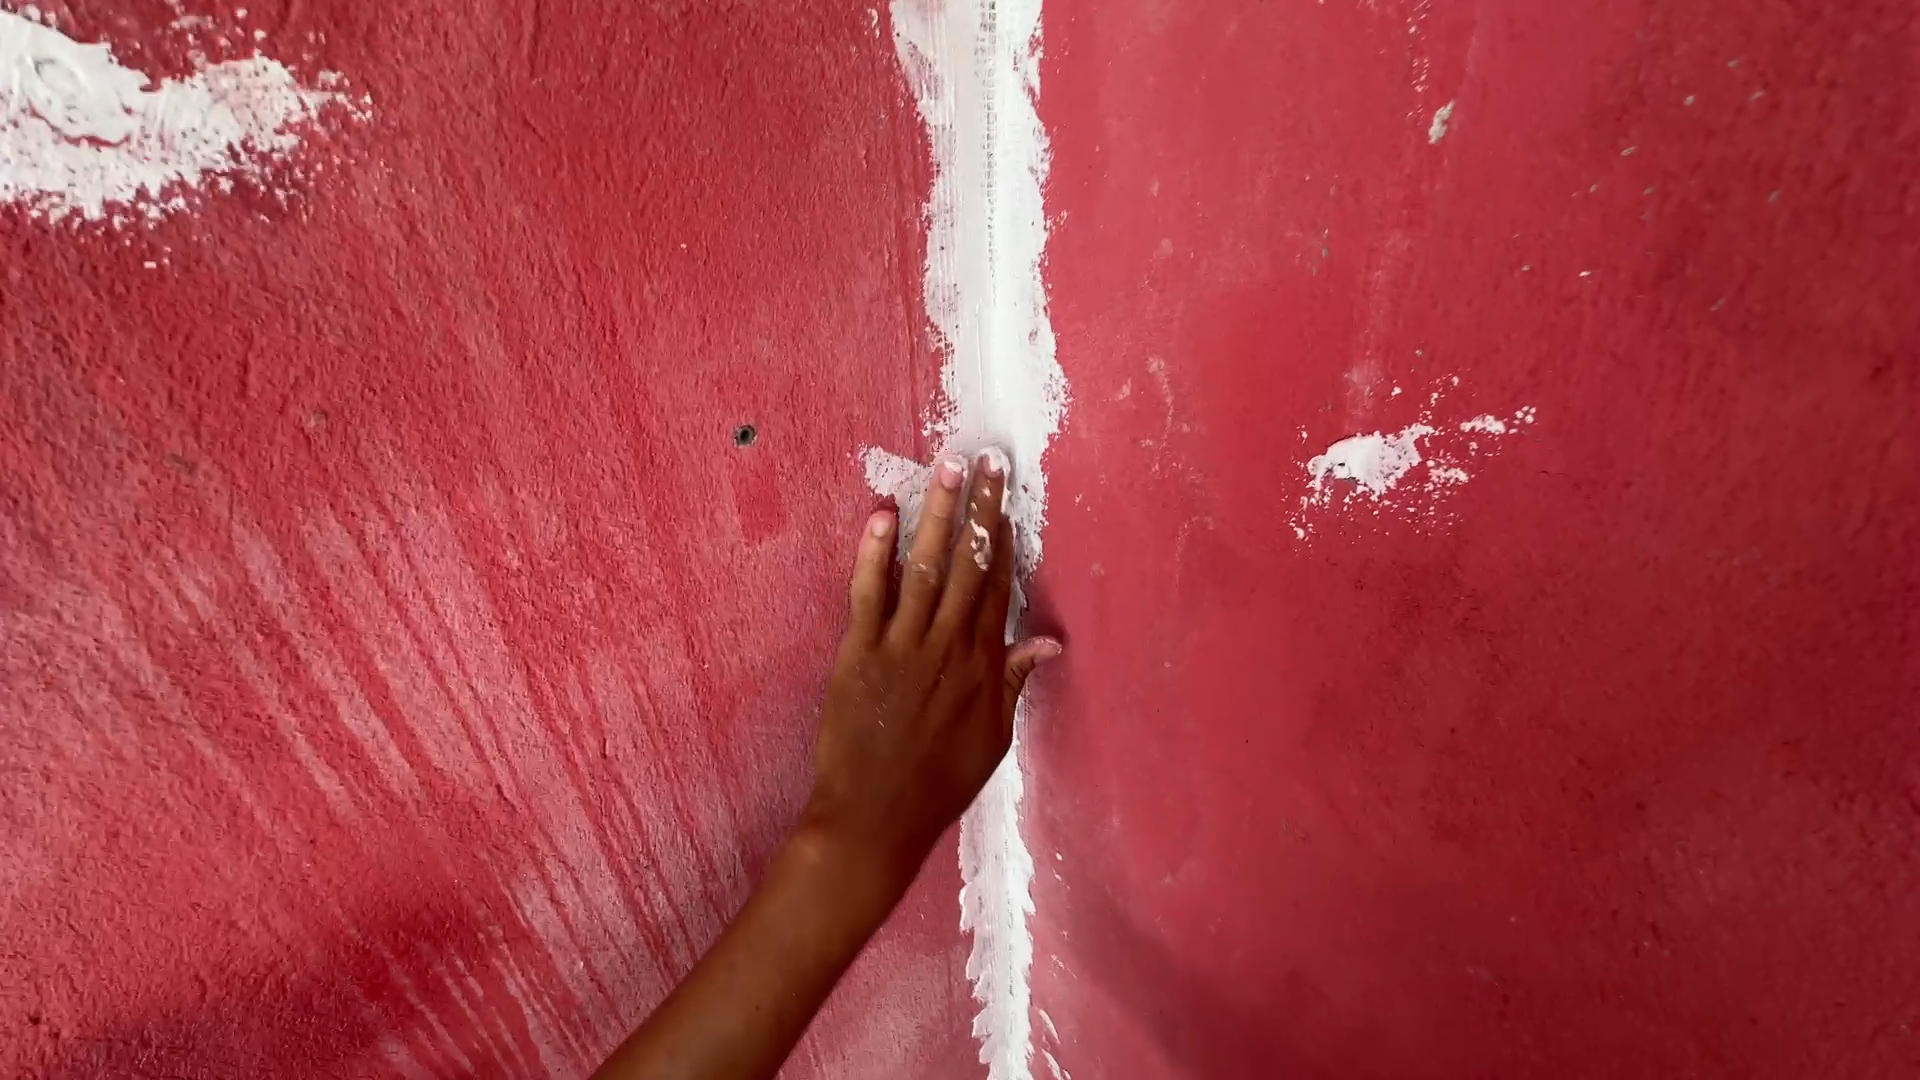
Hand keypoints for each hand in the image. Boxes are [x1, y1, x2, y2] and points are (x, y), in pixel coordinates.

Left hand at [802, 450, 1062, 890]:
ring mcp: (902, 646)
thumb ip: (1015, 681)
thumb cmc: (939, 780)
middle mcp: (948, 645)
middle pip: (969, 566)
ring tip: (945, 470)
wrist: (877, 816)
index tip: (1007, 499)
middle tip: (987, 461)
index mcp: (982, 664)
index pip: (997, 588)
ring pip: (925, 569)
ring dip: (936, 517)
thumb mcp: (993, 737)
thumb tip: (1050, 641)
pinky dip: (874, 555)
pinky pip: (869, 596)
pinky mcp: (859, 653)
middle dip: (979, 510)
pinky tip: (881, 516)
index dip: (1003, 540)